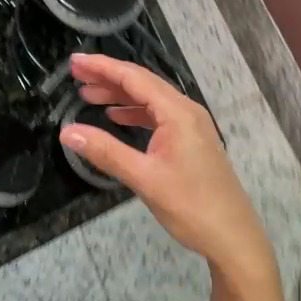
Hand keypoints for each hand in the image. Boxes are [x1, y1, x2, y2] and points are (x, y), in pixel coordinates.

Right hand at [59, 53, 274, 288]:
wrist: (234, 239)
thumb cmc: (191, 206)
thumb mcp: (144, 179)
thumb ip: (105, 152)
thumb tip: (67, 132)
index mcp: (177, 112)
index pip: (134, 78)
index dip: (102, 67)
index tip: (75, 62)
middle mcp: (186, 110)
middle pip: (142, 83)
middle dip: (108, 77)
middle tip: (75, 75)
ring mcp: (191, 125)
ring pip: (150, 99)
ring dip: (119, 95)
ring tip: (88, 95)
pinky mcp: (191, 140)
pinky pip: (158, 115)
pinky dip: (135, 112)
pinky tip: (117, 118)